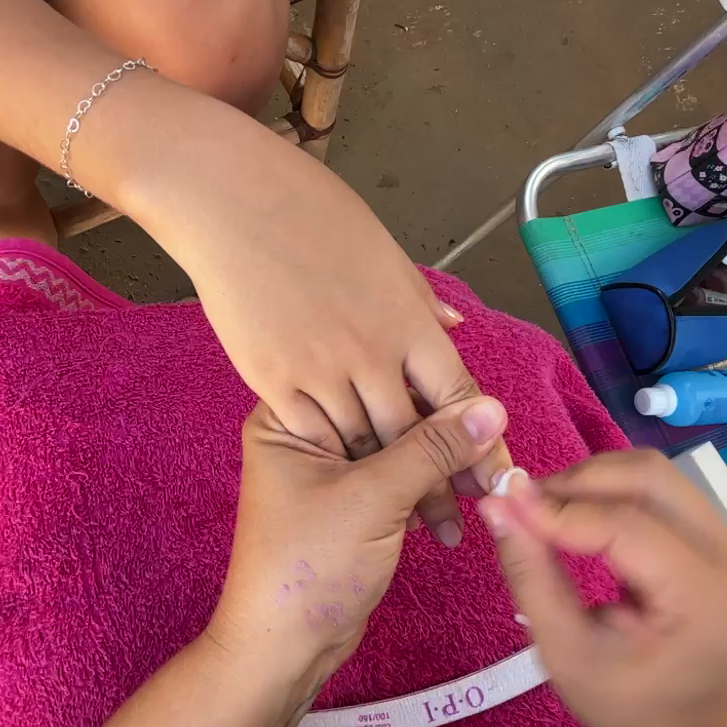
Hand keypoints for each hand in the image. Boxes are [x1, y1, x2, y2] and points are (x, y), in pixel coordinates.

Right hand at [136, 132, 510, 549]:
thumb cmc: (311, 215)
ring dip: (394, 487)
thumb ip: (417, 300)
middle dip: (442, 484)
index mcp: (404, 317)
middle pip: (414, 432)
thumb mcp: (380, 253)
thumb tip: (453, 325)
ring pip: (364, 443)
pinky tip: (354, 484)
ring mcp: (317, 367)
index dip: (481, 441)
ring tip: (419, 523)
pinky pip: (313, 433)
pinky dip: (337, 462)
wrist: (230, 204)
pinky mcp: (270, 378)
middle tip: (459, 520)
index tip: (496, 477)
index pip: (455, 390)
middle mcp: (368, 349)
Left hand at [209, 394, 508, 682]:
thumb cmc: (309, 566)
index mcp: (288, 414)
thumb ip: (433, 449)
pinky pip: (396, 478)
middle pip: (388, 412)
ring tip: (477, 493)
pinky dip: (426, 493)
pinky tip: (448, 517)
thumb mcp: (374, 499)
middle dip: (441, 438)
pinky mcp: (349, 500)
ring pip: (398, 447)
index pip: (367, 376)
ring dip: (440, 471)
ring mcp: (327, 468)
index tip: (482, 410)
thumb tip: (491, 410)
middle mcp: (306, 432)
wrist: (285, 648)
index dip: (429, 391)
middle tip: (490, 461)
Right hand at [479, 451, 726, 726]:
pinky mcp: (723, 538)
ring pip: (655, 474)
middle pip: (649, 477)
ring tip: (549, 511)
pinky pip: (662, 491)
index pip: (625, 525)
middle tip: (526, 504)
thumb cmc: (631, 712)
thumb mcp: (567, 655)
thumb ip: (530, 576)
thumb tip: (495, 504)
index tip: (501, 502)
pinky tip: (581, 520)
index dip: (557, 508)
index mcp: (708, 599)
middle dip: (578, 481)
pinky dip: (612, 493)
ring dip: (594, 481)